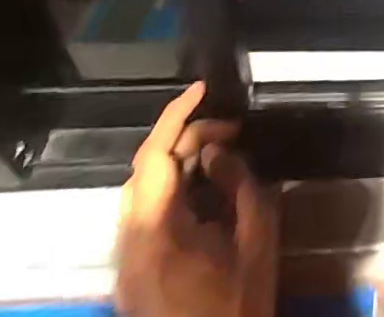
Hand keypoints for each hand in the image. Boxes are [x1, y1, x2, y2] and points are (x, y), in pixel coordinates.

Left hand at [115, 82, 277, 316]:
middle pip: (146, 169)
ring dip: (176, 164)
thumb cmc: (239, 315)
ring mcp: (126, 260)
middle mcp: (130, 243)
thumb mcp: (257, 245)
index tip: (203, 89)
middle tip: (228, 133)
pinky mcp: (132, 272)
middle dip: (184, 139)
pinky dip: (172, 190)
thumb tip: (216, 154)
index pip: (154, 157)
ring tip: (217, 154)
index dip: (177, 115)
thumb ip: (240, 187)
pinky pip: (145, 212)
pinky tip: (203, 191)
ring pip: (142, 190)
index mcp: (156, 234)